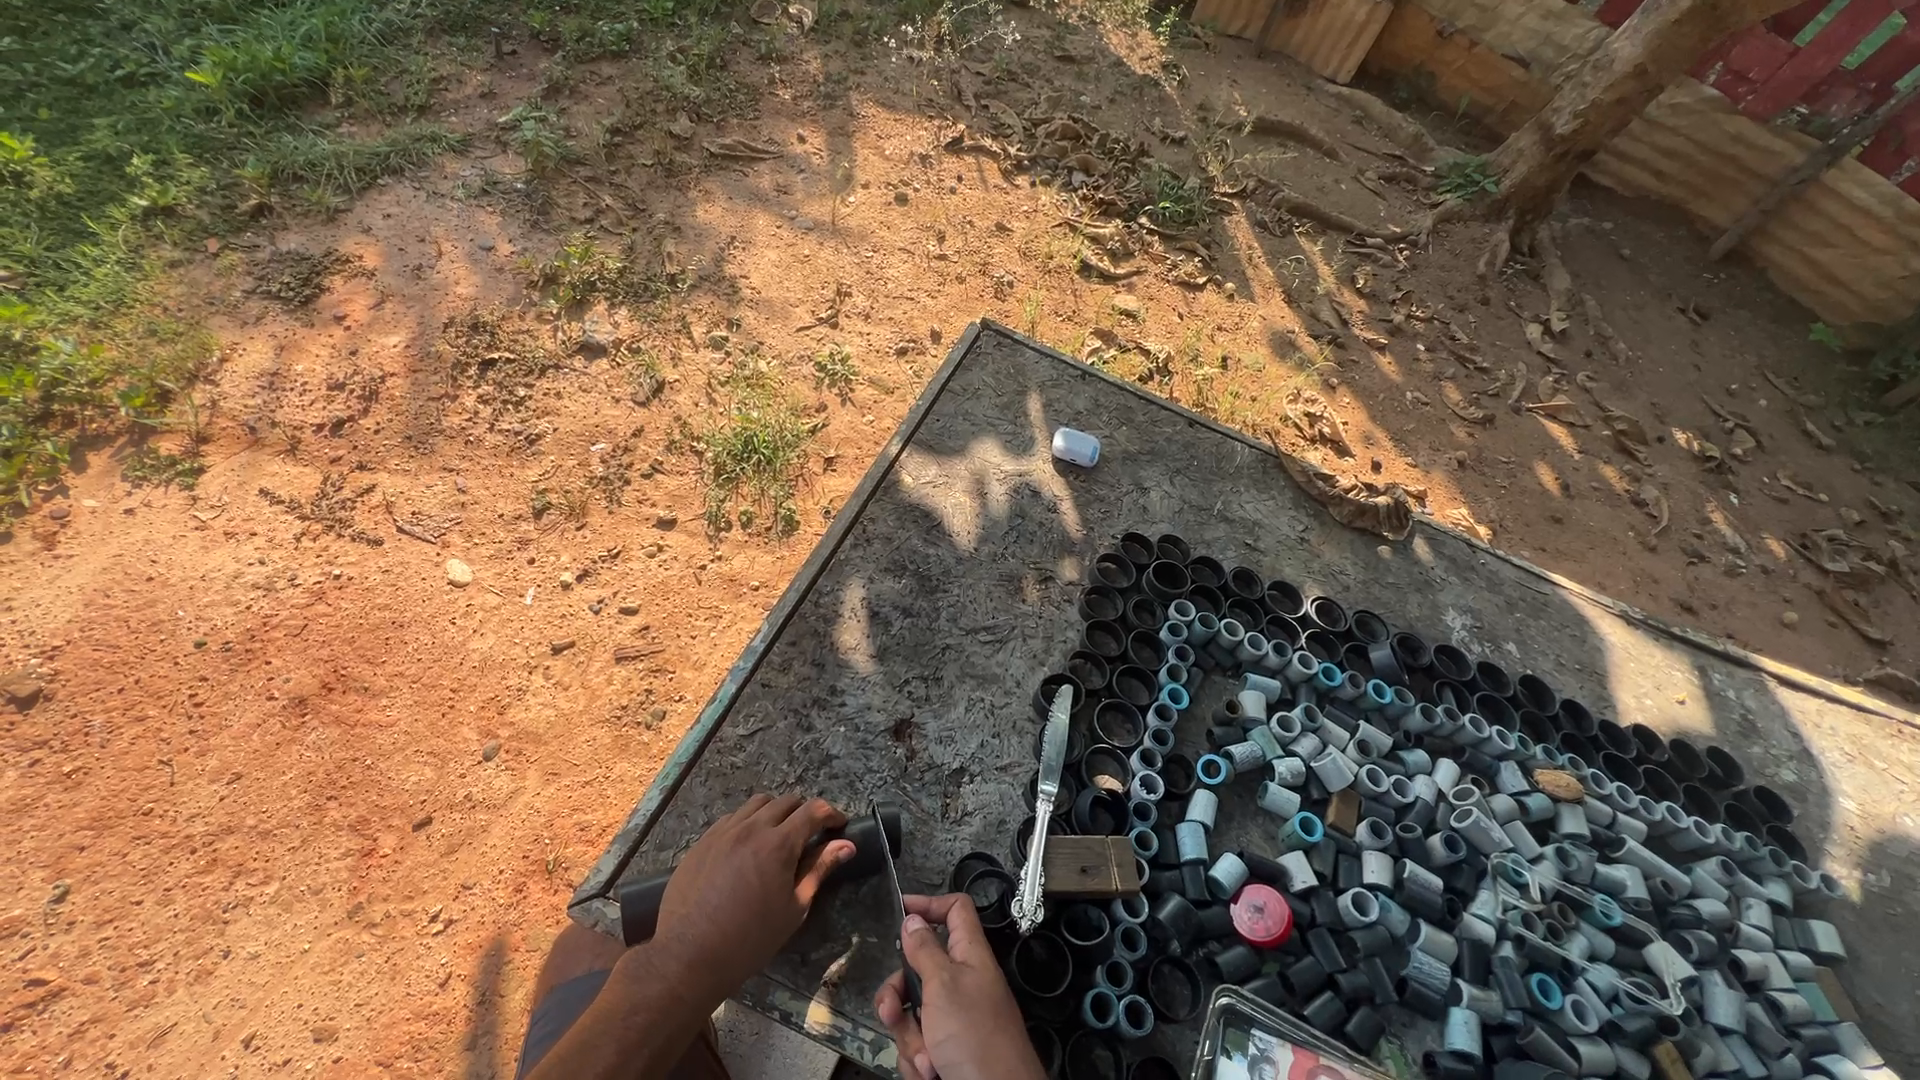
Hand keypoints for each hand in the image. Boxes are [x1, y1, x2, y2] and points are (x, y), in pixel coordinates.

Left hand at [652, 794, 856, 999]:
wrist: (689, 956)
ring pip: (757, 804)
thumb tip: (846, 845)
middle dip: (804, 812)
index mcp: (778, 844)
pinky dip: (748, 823)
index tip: (839, 825)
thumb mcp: (794, 907)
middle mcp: (751, 828)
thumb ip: (819, 869)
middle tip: (809, 835)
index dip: (831, 814)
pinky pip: (732, 818)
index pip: (813, 810)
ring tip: (778, 837)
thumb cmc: (750, 939)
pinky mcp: (702, 841)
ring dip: (775, 812)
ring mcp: (723, 832)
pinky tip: (747, 847)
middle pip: (786, 801)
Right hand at [875, 894, 1045, 1079]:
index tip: (900, 909)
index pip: (955, 910)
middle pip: (919, 968)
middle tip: (895, 1011)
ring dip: (910, 1037)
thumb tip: (913, 918)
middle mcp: (961, 982)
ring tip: (927, 1058)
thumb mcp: (944, 986)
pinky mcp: (946, 1049)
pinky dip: (918, 1060)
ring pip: (912, 1011)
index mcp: (969, 955)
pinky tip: (931, 1072)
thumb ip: (924, 950)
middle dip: (899, 994)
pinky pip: (917, 1043)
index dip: (929, 904)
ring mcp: (953, 1018)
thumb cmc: (976, 1037)